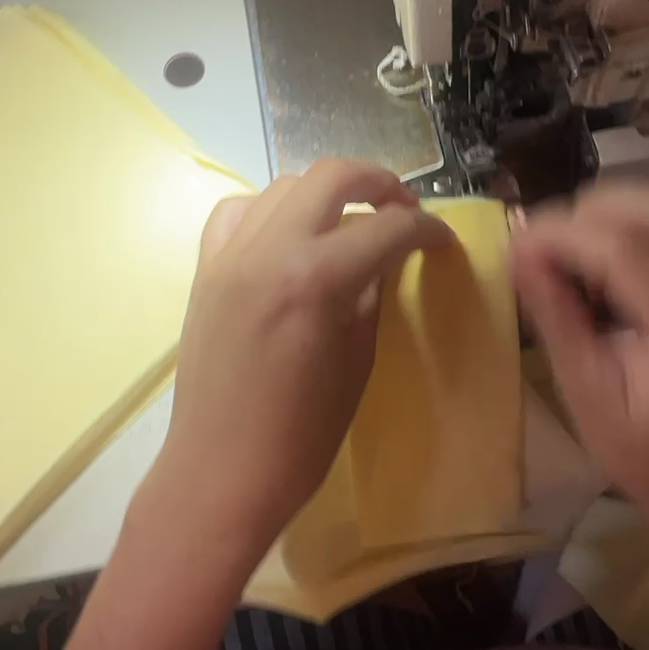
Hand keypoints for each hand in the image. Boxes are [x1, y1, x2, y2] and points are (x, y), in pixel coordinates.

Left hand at [145, 159, 453, 551]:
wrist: (219, 473)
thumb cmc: (301, 436)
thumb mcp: (357, 362)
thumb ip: (373, 294)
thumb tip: (388, 256)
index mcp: (316, 279)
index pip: (387, 227)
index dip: (427, 229)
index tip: (443, 241)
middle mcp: (269, 249)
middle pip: (333, 175)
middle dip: (381, 182)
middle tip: (404, 209)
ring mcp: (230, 255)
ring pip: (284, 185)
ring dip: (327, 193)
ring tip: (351, 221)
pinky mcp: (205, 269)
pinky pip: (238, 213)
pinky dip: (270, 210)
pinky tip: (288, 233)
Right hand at [511, 184, 648, 523]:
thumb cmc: (637, 446)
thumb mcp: (582, 390)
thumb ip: (555, 315)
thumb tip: (516, 249)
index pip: (629, 252)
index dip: (565, 234)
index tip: (515, 243)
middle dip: (587, 214)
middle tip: (540, 246)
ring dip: (608, 210)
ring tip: (567, 248)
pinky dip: (628, 220)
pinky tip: (598, 255)